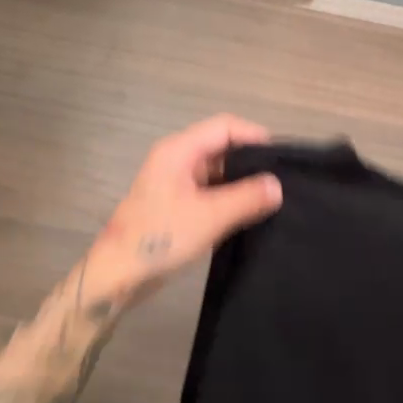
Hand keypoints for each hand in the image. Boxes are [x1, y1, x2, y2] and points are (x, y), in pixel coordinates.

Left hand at [82, 114, 282, 310]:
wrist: (119, 274)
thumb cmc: (161, 238)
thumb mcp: (210, 217)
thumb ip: (247, 198)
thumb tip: (278, 185)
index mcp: (179, 151)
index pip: (225, 127)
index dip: (255, 137)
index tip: (282, 159)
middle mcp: (176, 160)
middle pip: (221, 147)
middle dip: (251, 162)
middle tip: (282, 182)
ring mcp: (174, 183)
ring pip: (217, 172)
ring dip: (241, 184)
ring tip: (272, 200)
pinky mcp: (175, 206)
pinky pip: (209, 192)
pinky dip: (228, 199)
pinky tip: (249, 216)